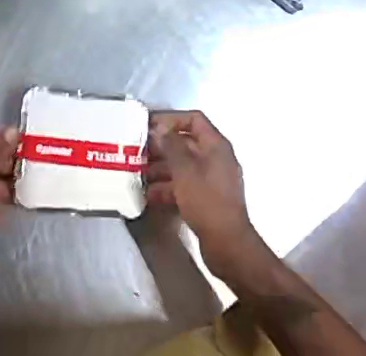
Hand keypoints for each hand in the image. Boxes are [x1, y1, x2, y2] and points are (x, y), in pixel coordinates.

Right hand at [147, 110, 268, 274]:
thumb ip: (171, 145)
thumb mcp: (184, 169)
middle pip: (186, 143)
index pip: (194, 119)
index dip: (171, 118)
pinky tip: (148, 195)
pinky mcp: (207, 199)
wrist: (228, 246)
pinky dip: (167, 187)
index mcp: (216, 145)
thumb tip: (160, 129)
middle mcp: (216, 158)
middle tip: (138, 150)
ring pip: (183, 166)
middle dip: (161, 146)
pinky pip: (184, 185)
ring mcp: (212, 180)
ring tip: (138, 173)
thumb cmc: (206, 200)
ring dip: (161, 168)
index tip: (150, 125)